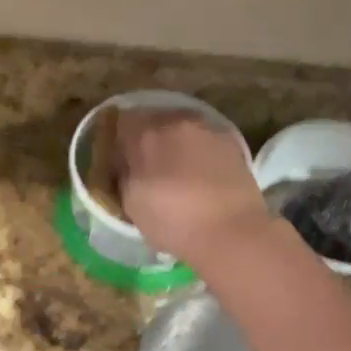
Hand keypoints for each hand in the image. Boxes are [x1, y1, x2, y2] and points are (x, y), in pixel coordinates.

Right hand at [116, 111, 273, 264]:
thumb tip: (125, 163)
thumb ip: (123, 174)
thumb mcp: (130, 204)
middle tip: (148, 165)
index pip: (121, 121)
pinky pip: (204, 138)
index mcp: (144, 135)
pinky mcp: (231, 141)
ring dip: (175, 142)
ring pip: (181, 127)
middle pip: (153, 119)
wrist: (231, 231)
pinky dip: (198, 150)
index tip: (120, 158)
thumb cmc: (172, 222)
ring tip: (177, 169)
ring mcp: (206, 128)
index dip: (119, 139)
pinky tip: (201, 174)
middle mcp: (175, 121)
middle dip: (147, 138)